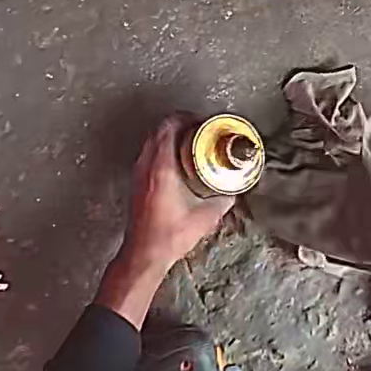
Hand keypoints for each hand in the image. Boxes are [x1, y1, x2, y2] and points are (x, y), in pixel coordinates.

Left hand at [98, 116, 235, 326]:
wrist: (144, 252)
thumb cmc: (169, 235)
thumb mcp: (205, 217)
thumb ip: (223, 201)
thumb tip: (234, 191)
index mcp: (161, 168)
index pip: (168, 127)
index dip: (185, 118)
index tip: (200, 121)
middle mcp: (146, 166)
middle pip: (159, 130)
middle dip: (179, 124)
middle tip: (198, 129)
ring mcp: (138, 174)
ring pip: (152, 141)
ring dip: (169, 136)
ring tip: (190, 142)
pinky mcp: (136, 183)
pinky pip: (148, 154)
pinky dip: (162, 149)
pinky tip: (177, 161)